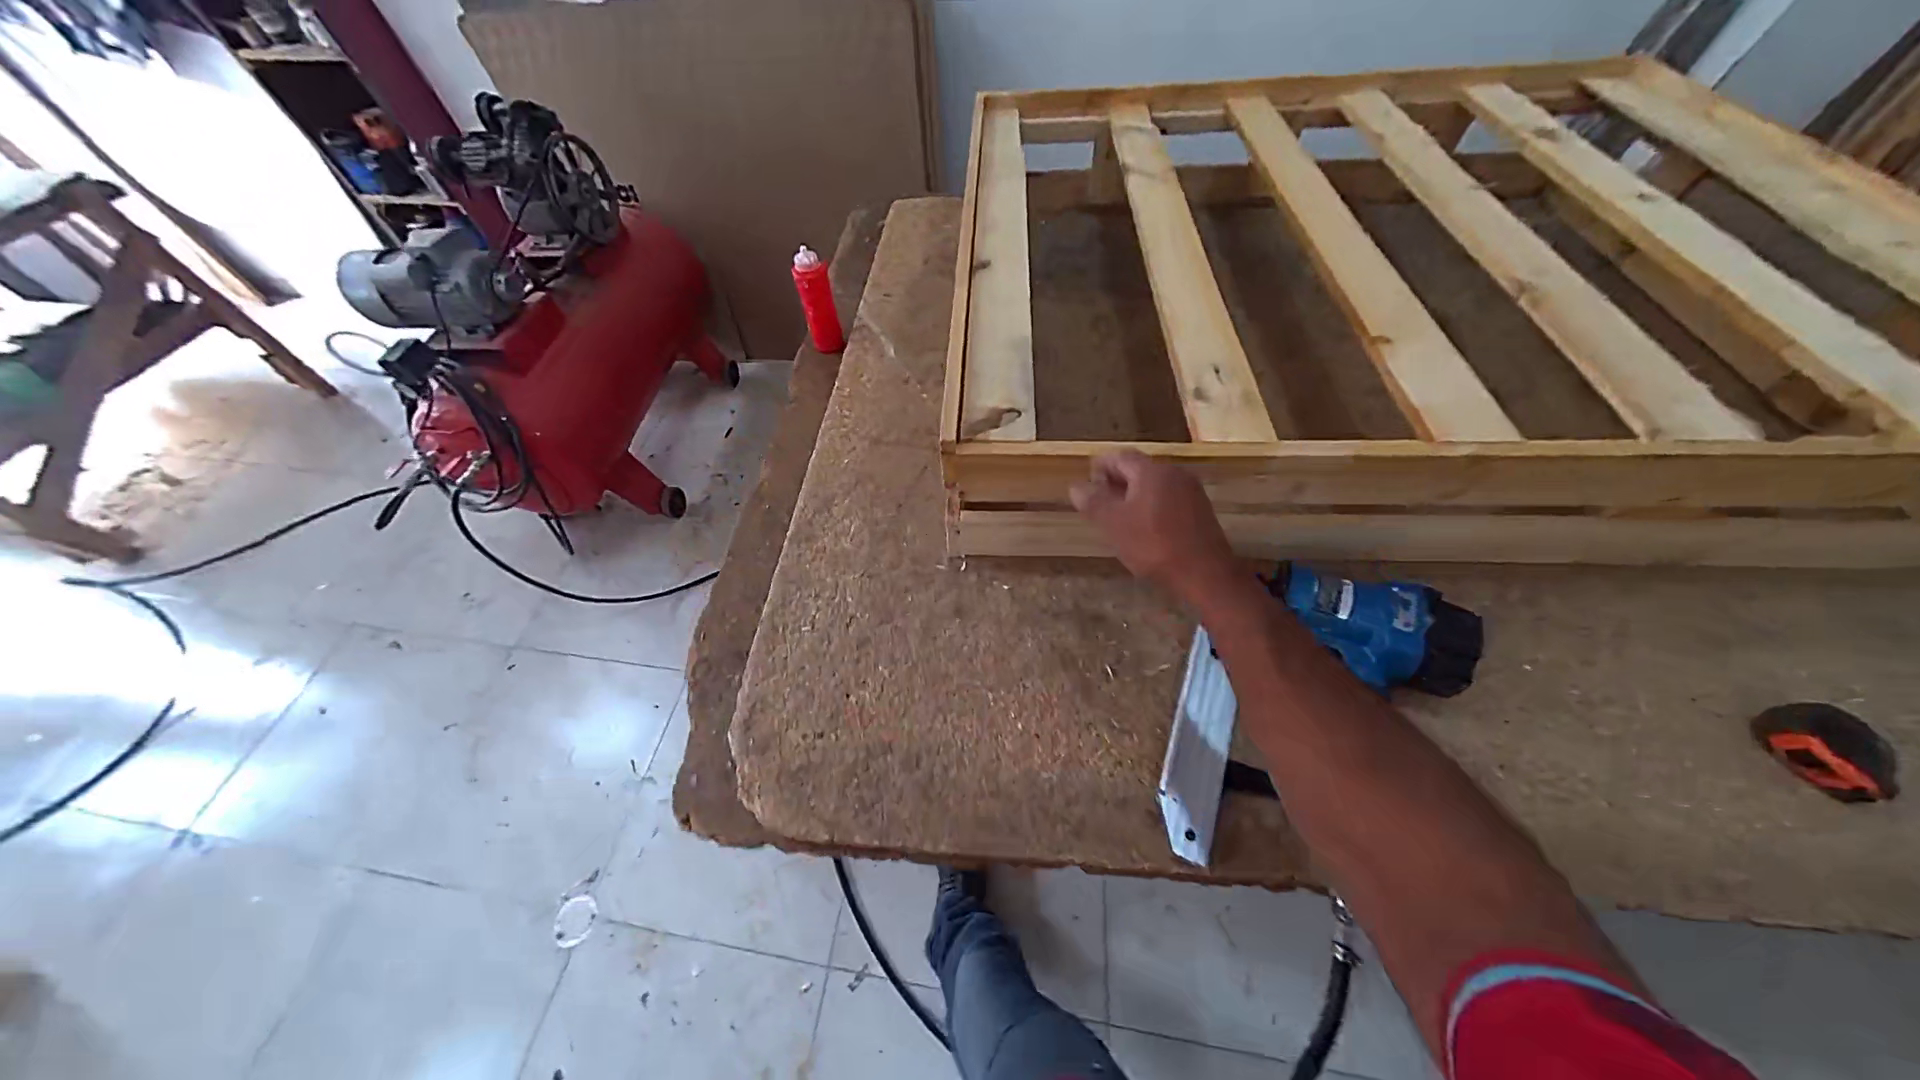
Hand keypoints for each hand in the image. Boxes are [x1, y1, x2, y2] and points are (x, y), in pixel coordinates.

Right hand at [1069, 450, 1239, 606]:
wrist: (1204, 572)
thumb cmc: (1153, 545)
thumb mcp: (1113, 524)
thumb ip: (1093, 502)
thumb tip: (1076, 486)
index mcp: (1151, 471)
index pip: (1120, 457)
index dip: (1100, 466)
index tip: (1087, 481)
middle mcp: (1174, 473)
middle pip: (1139, 469)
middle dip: (1116, 481)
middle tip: (1099, 500)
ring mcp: (1191, 491)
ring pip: (1154, 485)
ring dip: (1134, 494)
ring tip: (1118, 516)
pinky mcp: (1200, 511)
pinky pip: (1169, 499)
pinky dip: (1151, 505)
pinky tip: (1144, 527)